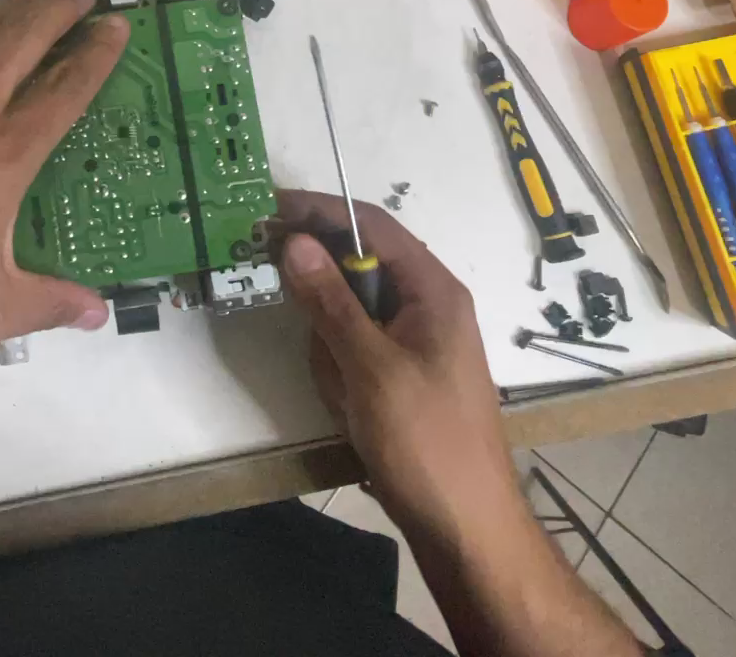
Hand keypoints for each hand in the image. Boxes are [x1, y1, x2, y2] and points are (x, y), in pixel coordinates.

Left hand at [0, 0, 128, 383]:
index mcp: (1, 156)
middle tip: (82, 0)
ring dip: (7, 5)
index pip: (65, 88)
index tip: (117, 28)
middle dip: (59, 10)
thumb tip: (97, 314)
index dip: (97, 54)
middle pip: (21, 36)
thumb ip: (50, 305)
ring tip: (27, 2)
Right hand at [277, 190, 517, 534]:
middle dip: (321, 287)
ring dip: (330, 340)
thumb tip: (294, 241)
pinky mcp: (400, 369)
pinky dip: (339, 364)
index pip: (371, 224)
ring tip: (340, 385)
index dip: (320, 209)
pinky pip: (355, 345)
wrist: (465, 528)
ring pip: (350, 309)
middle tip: (279, 297)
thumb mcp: (370, 367)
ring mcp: (414, 338)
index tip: (269, 207)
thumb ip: (329, 300)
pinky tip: (347, 402)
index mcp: (433, 289)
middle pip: (359, 265)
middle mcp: (426, 303)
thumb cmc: (425, 441)